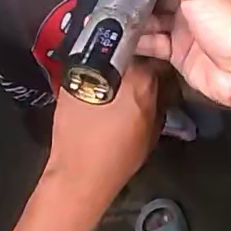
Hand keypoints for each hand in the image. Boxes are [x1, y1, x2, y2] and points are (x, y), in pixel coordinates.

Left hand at [43, 57, 162, 208]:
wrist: (79, 174)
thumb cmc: (117, 158)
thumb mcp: (153, 130)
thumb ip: (159, 103)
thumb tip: (162, 92)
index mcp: (139, 81)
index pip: (157, 61)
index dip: (161, 70)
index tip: (161, 77)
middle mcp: (114, 71)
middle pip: (132, 56)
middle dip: (138, 67)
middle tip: (140, 84)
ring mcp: (89, 74)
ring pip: (108, 60)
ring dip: (116, 71)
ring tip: (117, 89)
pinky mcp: (68, 83)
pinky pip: (88, 73)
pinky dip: (96, 79)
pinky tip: (100, 96)